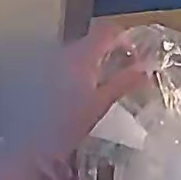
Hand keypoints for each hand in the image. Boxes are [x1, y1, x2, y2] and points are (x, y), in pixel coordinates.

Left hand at [29, 24, 150, 169]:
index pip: (107, 30)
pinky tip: (88, 91)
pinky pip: (70, 65)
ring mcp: (53, 64)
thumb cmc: (70, 124)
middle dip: (112, 50)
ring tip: (110, 81)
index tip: (136, 54)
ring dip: (98, 61)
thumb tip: (146, 68)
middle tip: (127, 69)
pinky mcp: (45, 78)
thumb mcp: (102, 103)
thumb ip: (125, 82)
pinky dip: (84, 70)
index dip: (124, 37)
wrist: (34, 148)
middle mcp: (66, 53)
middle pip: (94, 40)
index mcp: (82, 55)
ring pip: (82, 52)